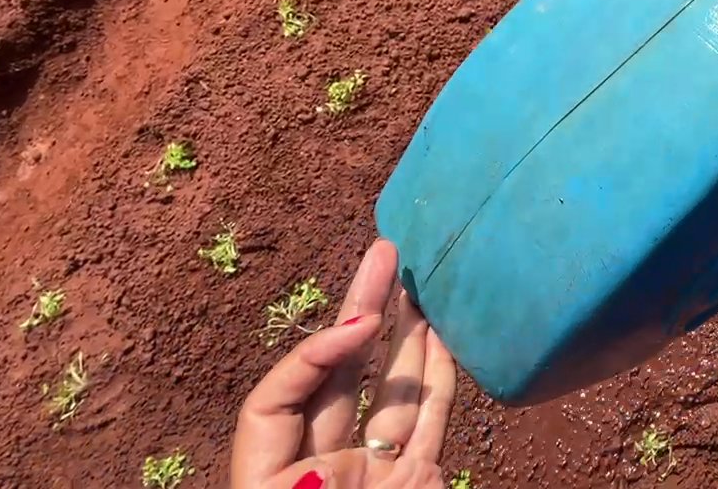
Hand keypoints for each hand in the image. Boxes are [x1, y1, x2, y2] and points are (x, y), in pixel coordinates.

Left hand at [231, 239, 457, 488]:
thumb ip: (303, 455)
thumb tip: (341, 383)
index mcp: (270, 486)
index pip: (277, 402)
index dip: (312, 355)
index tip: (358, 327)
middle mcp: (323, 469)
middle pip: (340, 377)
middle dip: (362, 310)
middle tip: (385, 251)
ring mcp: (377, 471)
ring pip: (395, 385)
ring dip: (410, 329)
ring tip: (418, 274)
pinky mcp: (420, 477)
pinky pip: (434, 413)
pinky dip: (444, 368)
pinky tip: (447, 327)